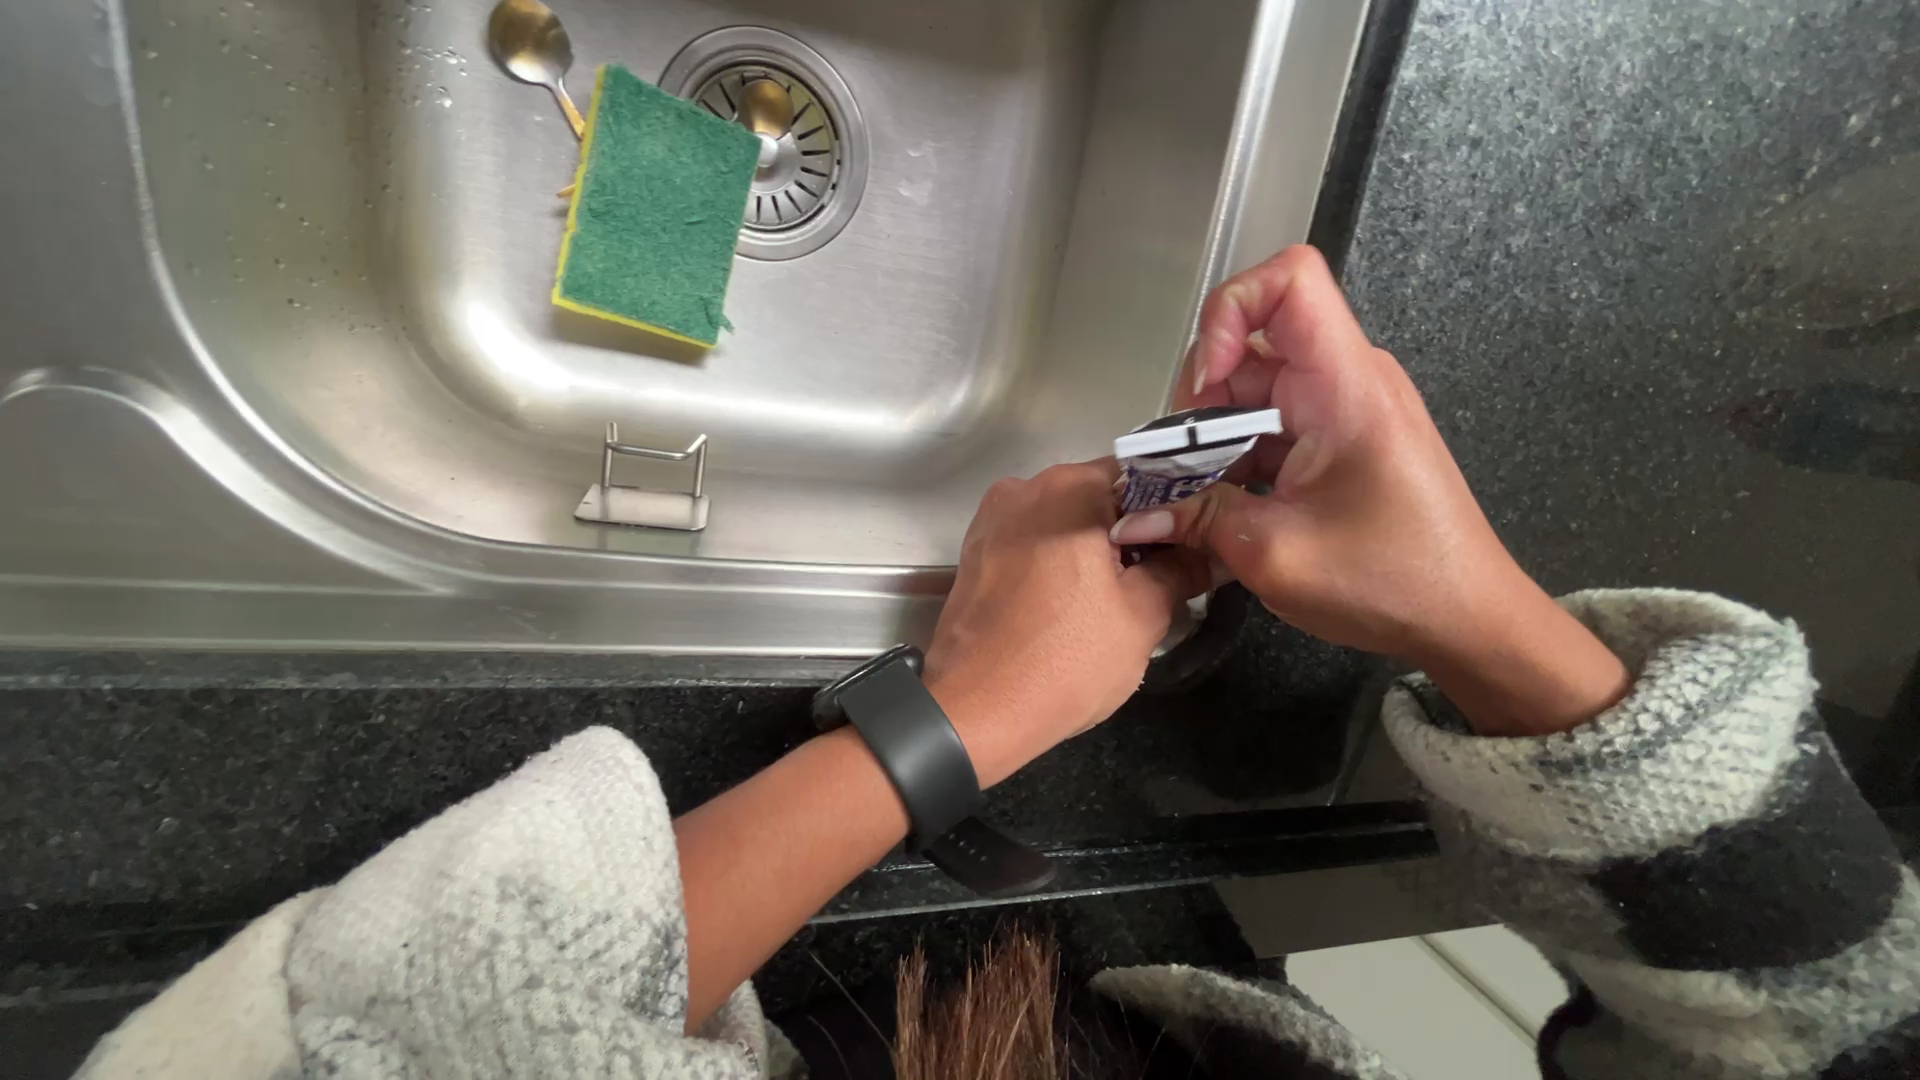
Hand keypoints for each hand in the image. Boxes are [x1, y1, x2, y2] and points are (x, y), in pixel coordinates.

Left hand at [925, 460, 1201, 783]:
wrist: (974, 711)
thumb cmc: (1065, 659)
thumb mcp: (1142, 616)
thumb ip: (1182, 569)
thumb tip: (1212, 550)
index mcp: (1068, 488)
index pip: (1143, 474)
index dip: (1177, 507)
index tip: (1196, 541)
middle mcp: (1024, 488)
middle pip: (1098, 496)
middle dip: (1134, 532)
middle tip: (1166, 576)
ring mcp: (992, 520)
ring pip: (1063, 521)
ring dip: (1095, 548)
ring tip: (1120, 596)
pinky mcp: (975, 552)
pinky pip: (1032, 542)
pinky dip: (1058, 561)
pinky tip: (1074, 603)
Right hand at [1109, 246, 1627, 734]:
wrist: (1465, 619)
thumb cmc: (1389, 581)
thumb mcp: (1271, 553)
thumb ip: (1195, 519)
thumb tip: (1133, 513)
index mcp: (1344, 387)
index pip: (1287, 280)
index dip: (1226, 313)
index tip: (1200, 390)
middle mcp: (1344, 381)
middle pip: (1250, 343)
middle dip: (1199, 399)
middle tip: (1178, 466)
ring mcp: (1339, 409)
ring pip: (1251, 390)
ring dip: (1210, 436)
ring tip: (1190, 494)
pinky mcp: (1335, 439)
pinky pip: (1268, 424)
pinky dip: (1233, 457)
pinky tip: (1216, 504)